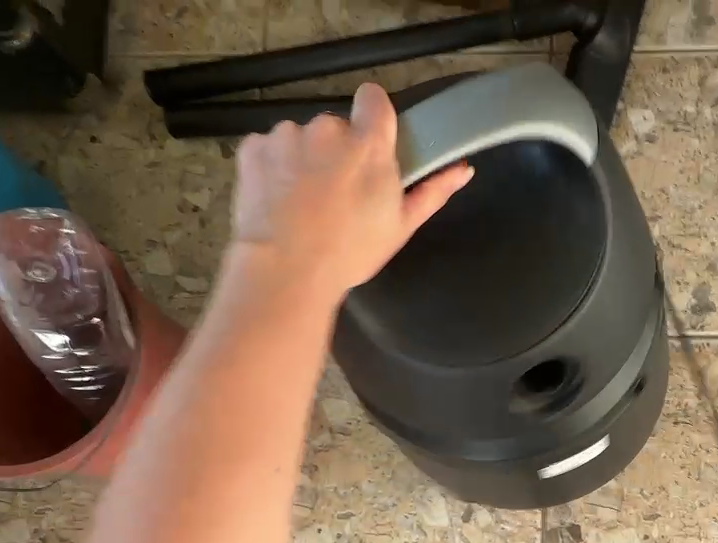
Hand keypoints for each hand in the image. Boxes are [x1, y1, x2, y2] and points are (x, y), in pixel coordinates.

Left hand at [228, 82, 472, 300]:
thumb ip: (432, 191)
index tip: (372, 148)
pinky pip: (270, 150)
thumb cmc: (351, 252)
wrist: (287, 269)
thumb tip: (464, 169)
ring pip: (302, 140)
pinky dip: (275, 170)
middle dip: (338, 153)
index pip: (374, 99)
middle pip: (337, 128)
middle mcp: (327, 129)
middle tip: (340, 196)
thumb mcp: (401, 227)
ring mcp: (287, 135)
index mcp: (368, 145)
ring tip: (306, 205)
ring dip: (306, 162)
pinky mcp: (254, 147)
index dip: (374, 120)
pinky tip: (279, 202)